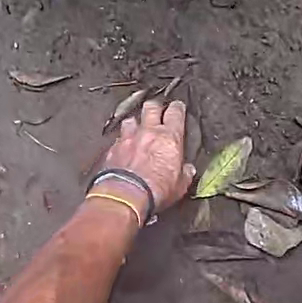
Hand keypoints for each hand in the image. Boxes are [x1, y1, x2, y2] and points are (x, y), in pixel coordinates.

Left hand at [97, 99, 194, 213]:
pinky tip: (123, 147)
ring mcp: (127, 138)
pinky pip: (117, 138)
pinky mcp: (112, 149)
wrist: (125, 195)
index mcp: (169, 137)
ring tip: (137, 128)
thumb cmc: (155, 190)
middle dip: (155, 107)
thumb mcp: (180, 185)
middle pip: (151, 107)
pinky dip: (121, 141)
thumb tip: (189, 170)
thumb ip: (185, 174)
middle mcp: (148, 132)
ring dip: (135, 122)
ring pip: (131, 119)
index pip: (175, 113)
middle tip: (157, 111)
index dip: (177, 108)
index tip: (178, 108)